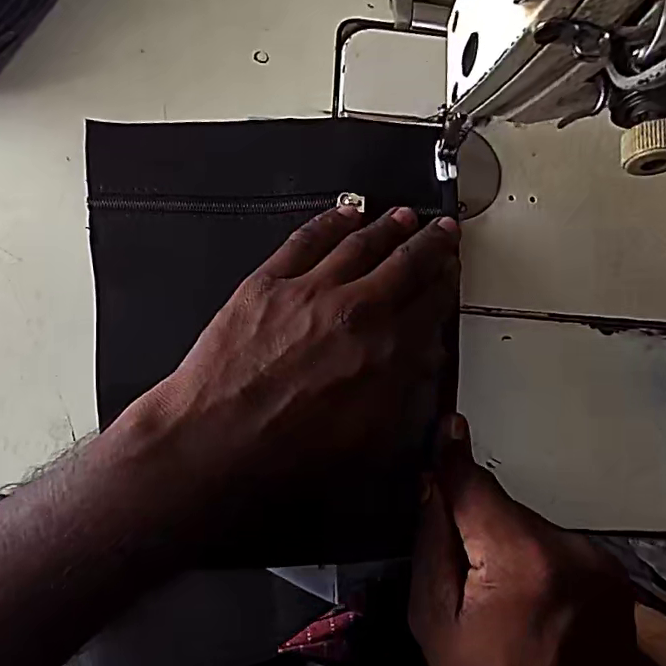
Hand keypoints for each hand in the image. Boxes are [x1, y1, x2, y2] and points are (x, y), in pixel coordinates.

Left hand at [116, 201, 459, 499]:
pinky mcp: (268, 283)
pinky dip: (331, 221)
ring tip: (404, 217)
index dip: (446, 286)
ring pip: (361, 243)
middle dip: (431, 244)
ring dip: (389, 226)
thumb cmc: (283, 451)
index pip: (431, 306)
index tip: (450, 274)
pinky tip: (344, 214)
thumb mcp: (368, 443)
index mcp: (386, 354)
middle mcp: (355, 314)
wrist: (216, 441)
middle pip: (406, 264)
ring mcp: (310, 292)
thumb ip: (403, 397)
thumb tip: (420, 366)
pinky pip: (307, 239)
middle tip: (443, 232)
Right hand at [409, 416, 637, 665]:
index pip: (476, 485)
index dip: (452, 458)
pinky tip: (530, 604)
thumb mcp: (435, 622)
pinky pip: (556, 546)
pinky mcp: (615, 573)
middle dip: (475, 523)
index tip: (444, 423)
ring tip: (498, 599)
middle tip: (460, 574)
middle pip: (502, 507)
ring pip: (528, 526)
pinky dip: (534, 559)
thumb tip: (431, 483)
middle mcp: (567, 544)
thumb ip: (433, 544)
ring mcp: (600, 558)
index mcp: (518, 557)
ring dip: (505, 543)